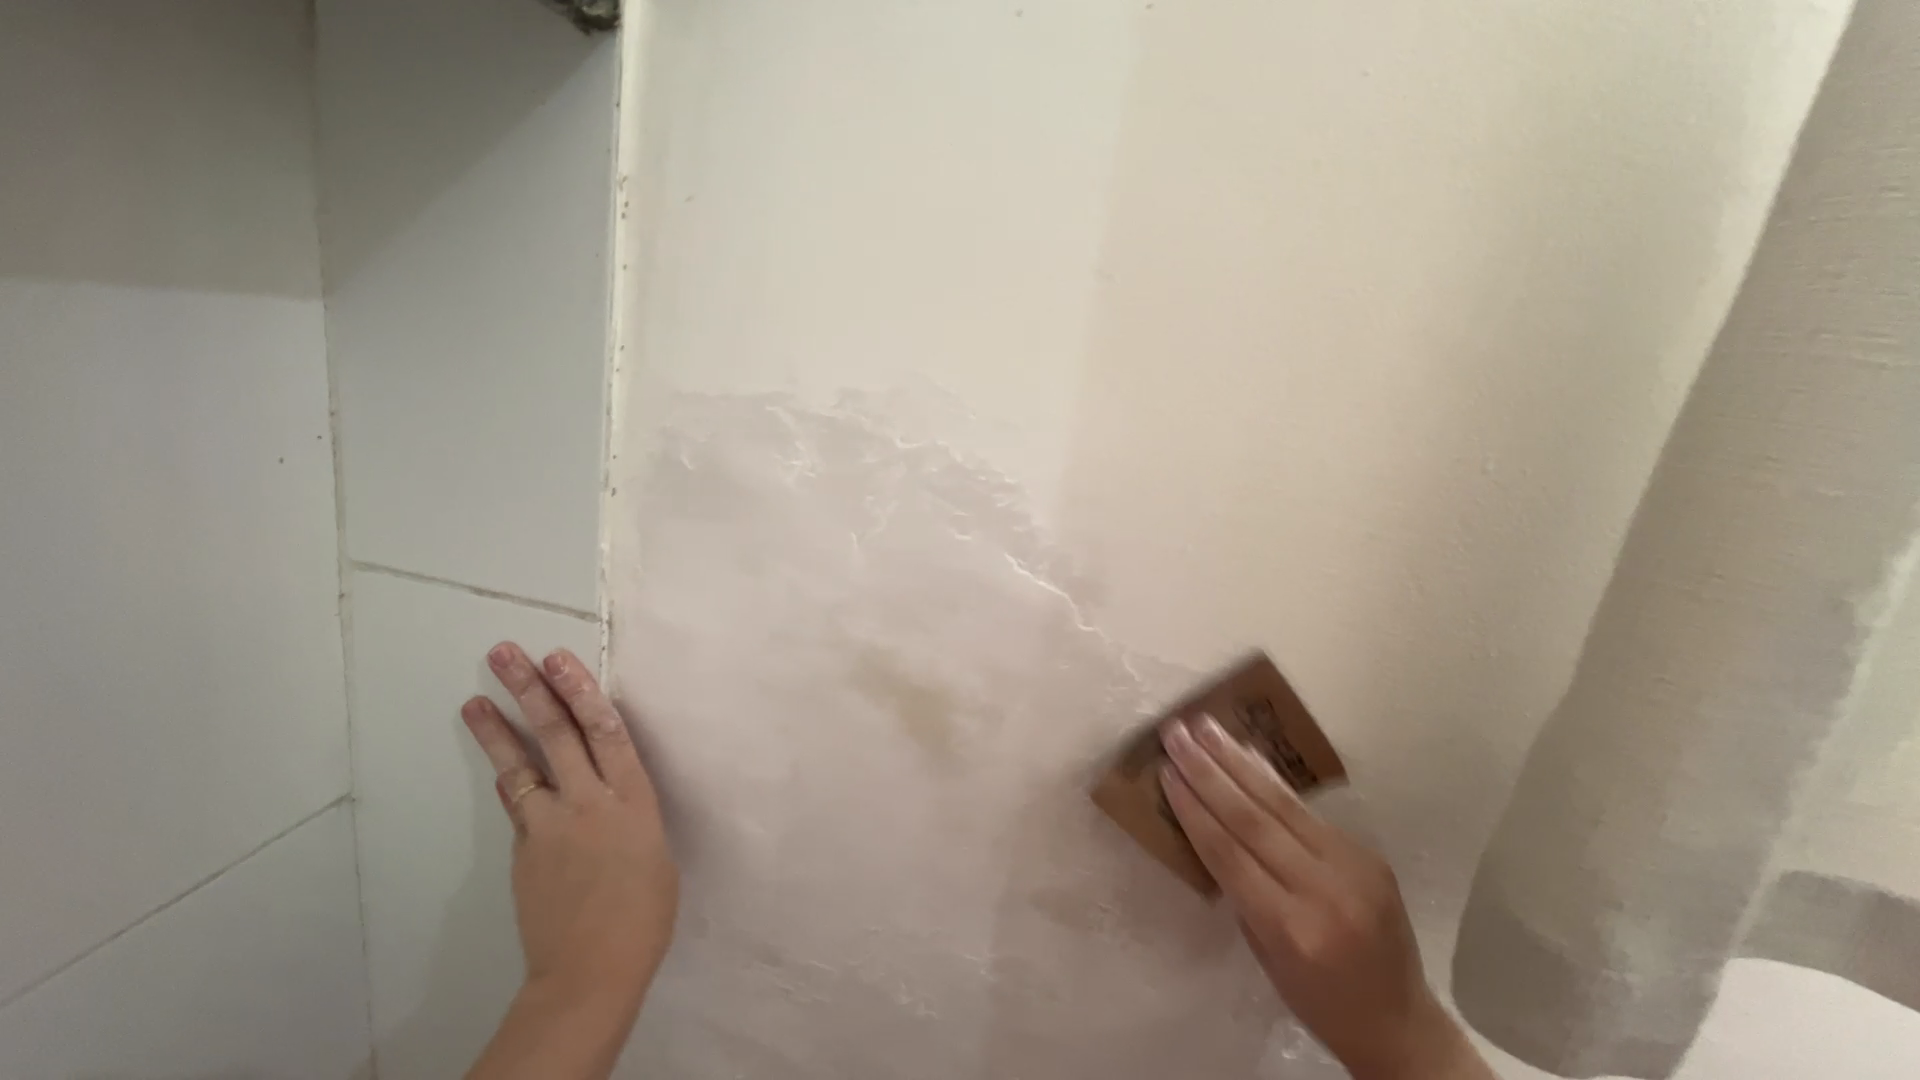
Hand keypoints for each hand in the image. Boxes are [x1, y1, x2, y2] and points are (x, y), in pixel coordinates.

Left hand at [461, 643, 678, 1010]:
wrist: (591, 971)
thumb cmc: (645, 915)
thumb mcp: (655, 855)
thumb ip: (630, 818)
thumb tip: (611, 802)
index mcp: (633, 801)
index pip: (606, 731)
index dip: (582, 692)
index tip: (560, 659)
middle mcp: (590, 802)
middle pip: (558, 736)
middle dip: (534, 691)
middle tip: (509, 654)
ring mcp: (550, 826)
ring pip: (522, 766)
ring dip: (497, 729)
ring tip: (475, 697)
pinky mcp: (524, 851)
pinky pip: (518, 805)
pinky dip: (510, 780)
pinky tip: (502, 766)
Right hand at [1159, 715, 1492, 1079]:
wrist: (1400, 1024)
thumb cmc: (1317, 1001)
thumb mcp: (1266, 955)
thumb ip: (1243, 890)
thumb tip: (1213, 823)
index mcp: (1290, 928)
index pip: (1229, 854)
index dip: (1192, 809)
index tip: (1165, 771)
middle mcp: (1323, 890)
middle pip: (1252, 819)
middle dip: (1208, 772)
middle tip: (1177, 734)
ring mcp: (1352, 868)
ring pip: (1282, 804)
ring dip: (1237, 762)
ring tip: (1206, 728)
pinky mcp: (1368, 855)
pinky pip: (1309, 812)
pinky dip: (1273, 781)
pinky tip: (1248, 755)